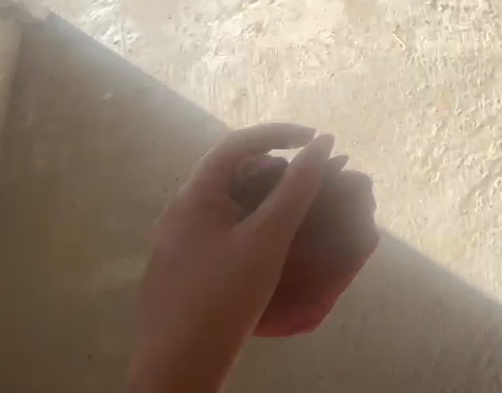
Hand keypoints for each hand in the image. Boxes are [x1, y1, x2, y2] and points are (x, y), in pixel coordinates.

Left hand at [128, 124, 335, 392]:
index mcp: (192, 198)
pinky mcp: (185, 268)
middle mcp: (180, 213)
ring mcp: (179, 243)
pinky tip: (272, 245)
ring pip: (231, 201)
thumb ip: (298, 185)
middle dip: (278, 168)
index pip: (237, 143)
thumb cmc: (224, 296)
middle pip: (234, 171)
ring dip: (268, 197)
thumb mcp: (269, 236)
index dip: (280, 133)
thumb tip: (323, 143)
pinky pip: (224, 227)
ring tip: (299, 213)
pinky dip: (254, 221)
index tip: (316, 142)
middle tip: (311, 183)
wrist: (178, 371)